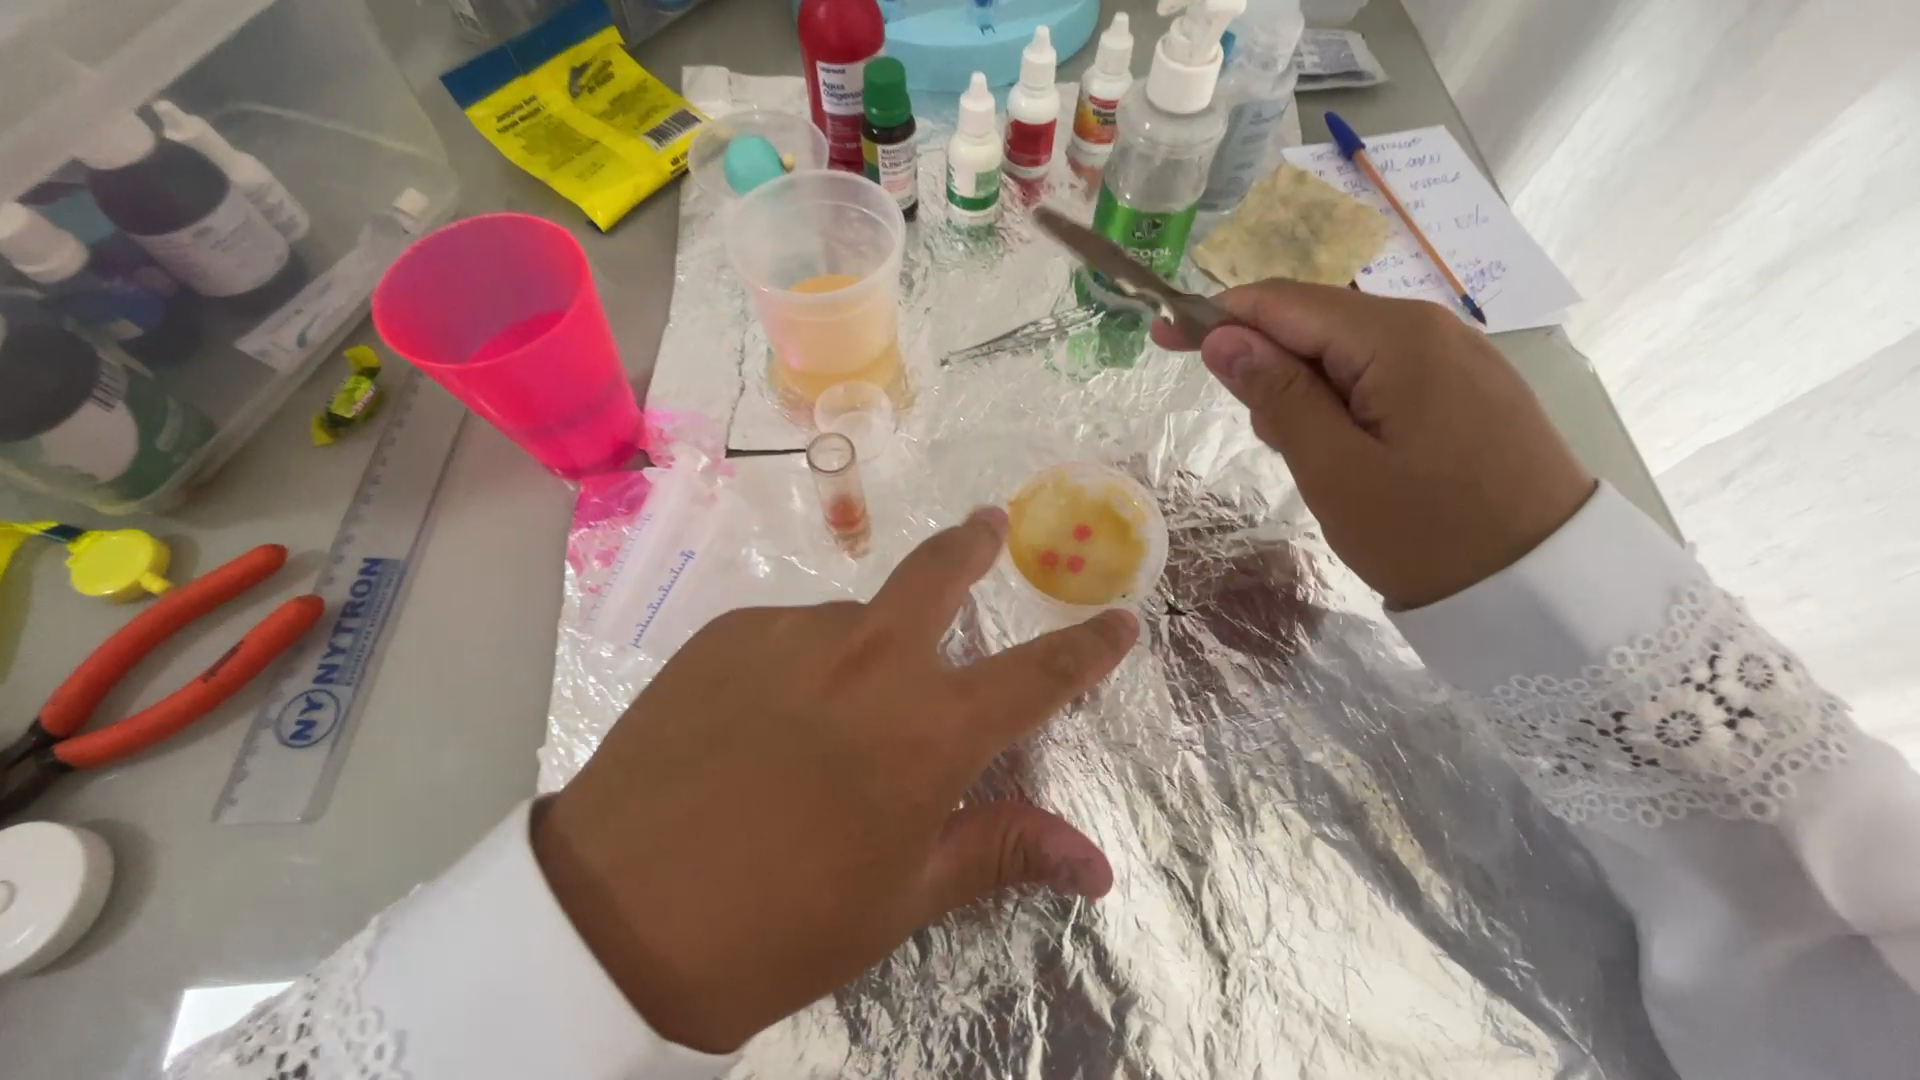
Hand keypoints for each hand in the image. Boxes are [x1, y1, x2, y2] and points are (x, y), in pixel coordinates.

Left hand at [531, 508, 1137, 1053]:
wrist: (614, 917)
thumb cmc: (780, 926)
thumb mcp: (902, 897)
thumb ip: (1001, 852)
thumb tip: (1098, 866)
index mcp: (928, 730)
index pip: (1038, 675)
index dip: (1088, 648)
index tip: (1119, 619)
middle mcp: (869, 659)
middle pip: (940, 572)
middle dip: (974, 544)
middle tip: (989, 524)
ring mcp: (792, 635)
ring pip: (856, 618)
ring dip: (868, 647)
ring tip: (831, 713)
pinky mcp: (727, 634)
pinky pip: (790, 635)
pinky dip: (802, 665)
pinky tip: (765, 717)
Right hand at [1154, 283, 1595, 608]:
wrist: (1545, 586)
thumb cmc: (1429, 534)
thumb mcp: (1334, 470)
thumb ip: (1277, 395)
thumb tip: (1222, 337)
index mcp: (1394, 337)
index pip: (1282, 302)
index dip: (1215, 316)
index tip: (1161, 337)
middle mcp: (1428, 327)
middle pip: (1314, 322)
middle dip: (1268, 367)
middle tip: (1273, 443)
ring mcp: (1453, 355)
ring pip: (1345, 353)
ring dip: (1307, 394)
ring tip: (1317, 463)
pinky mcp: (1465, 386)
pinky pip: (1380, 375)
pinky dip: (1344, 405)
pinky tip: (1352, 454)